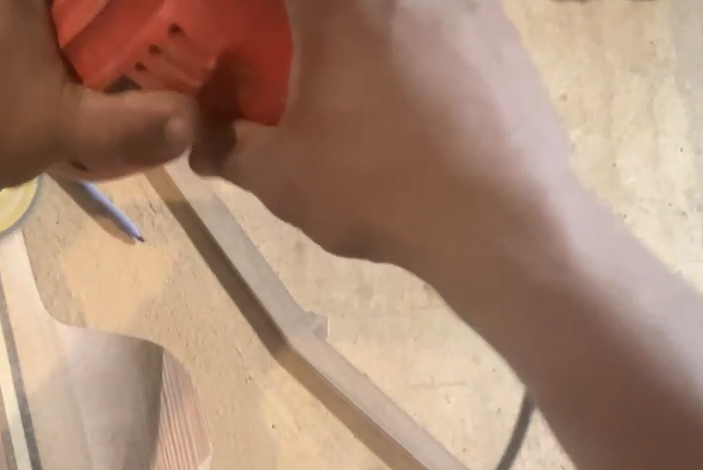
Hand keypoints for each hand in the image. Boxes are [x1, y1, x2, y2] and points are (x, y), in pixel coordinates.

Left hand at [0, 0, 199, 203]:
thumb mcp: (65, 127)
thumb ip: (129, 124)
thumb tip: (194, 122)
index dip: (126, 9)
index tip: (151, 20)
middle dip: (100, 11)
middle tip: (142, 27)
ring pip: (49, 2)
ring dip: (78, 14)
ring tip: (115, 31)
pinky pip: (24, 7)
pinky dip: (52, 18)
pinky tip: (71, 38)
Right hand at [191, 0, 581, 273]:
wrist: (491, 214)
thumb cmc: (371, 187)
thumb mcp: (282, 178)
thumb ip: (231, 151)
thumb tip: (200, 144)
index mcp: (338, 5)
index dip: (260, 13)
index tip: (255, 33)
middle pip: (339, 6)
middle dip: (314, 28)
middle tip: (301, 63)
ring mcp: (462, 0)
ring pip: (398, 11)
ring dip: (373, 37)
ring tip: (362, 92)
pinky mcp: (501, 29)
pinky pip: (443, 20)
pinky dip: (418, 48)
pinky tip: (415, 106)